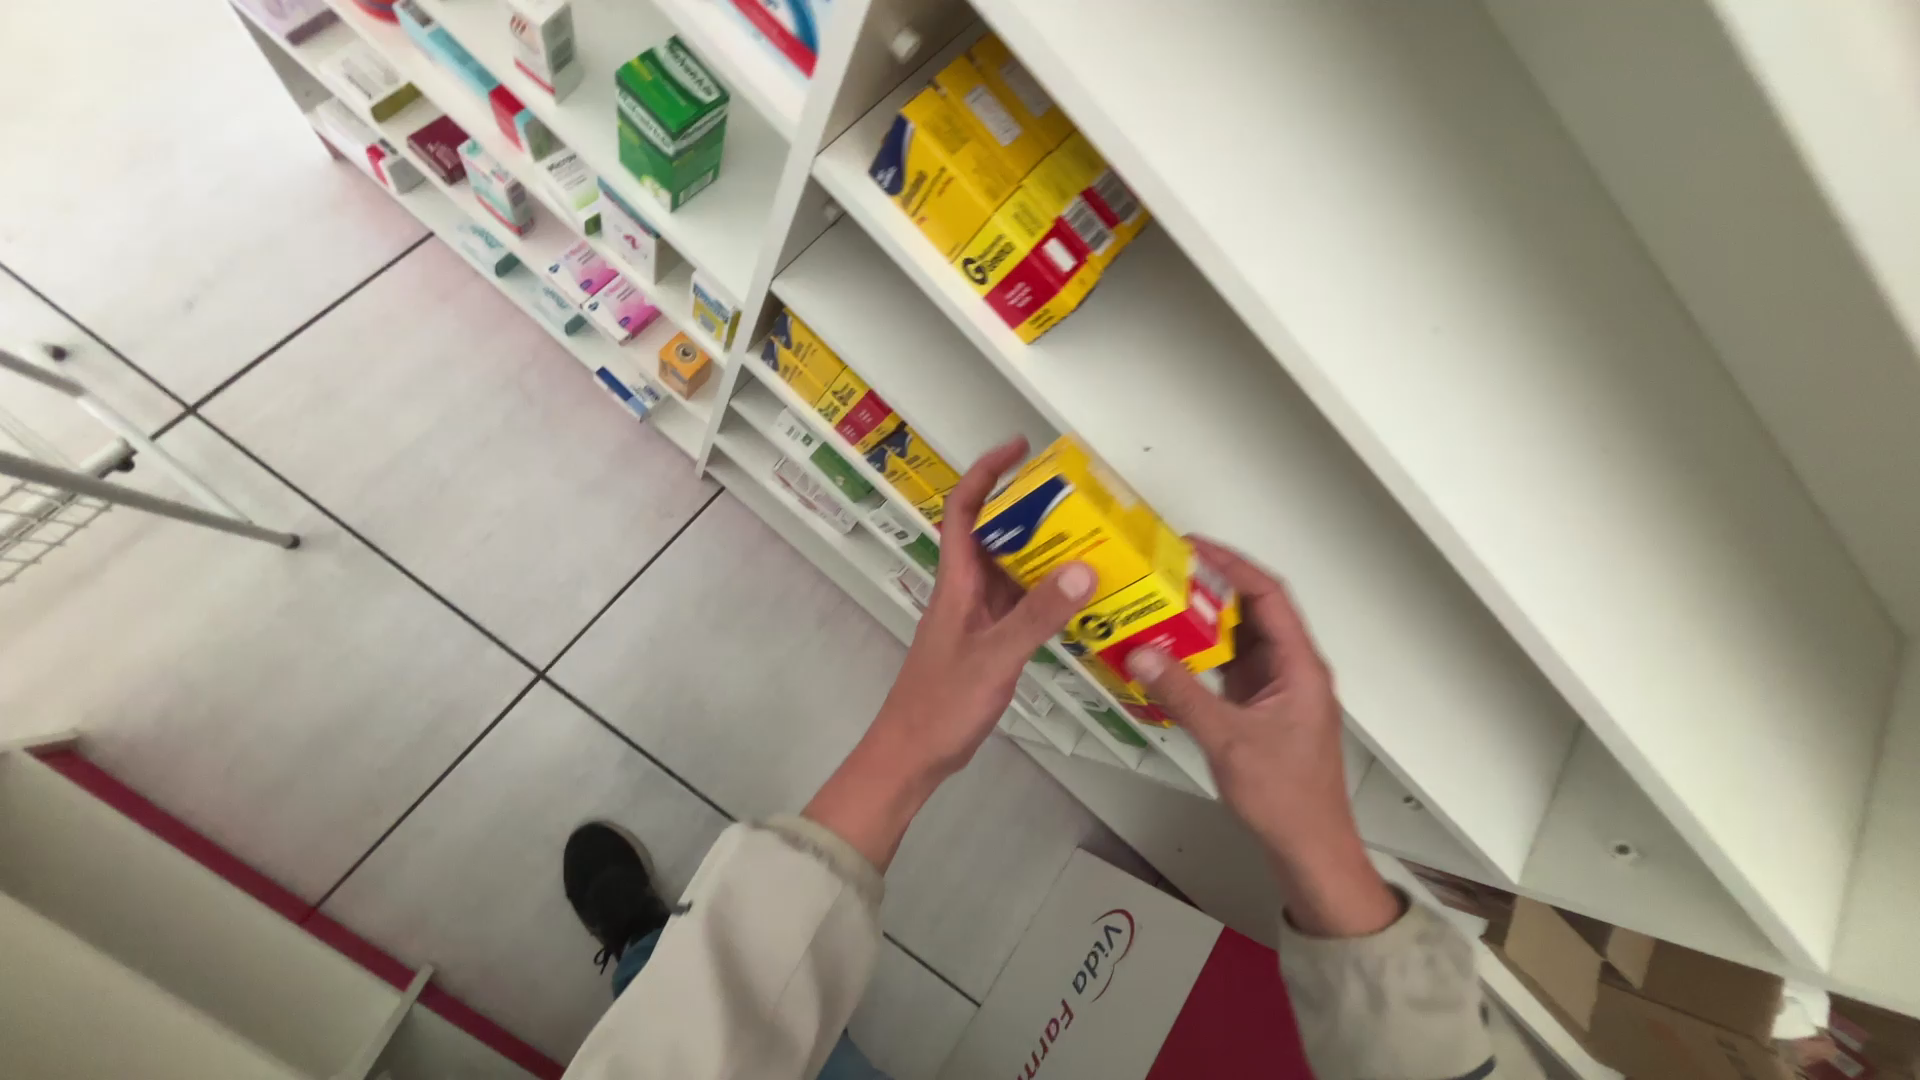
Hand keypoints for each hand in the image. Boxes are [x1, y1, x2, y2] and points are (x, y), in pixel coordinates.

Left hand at [804, 437, 1095, 870]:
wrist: (911, 754)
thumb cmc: (941, 703)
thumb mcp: (994, 657)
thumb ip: (1037, 616)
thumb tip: (1084, 569)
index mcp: (956, 581)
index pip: (964, 508)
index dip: (987, 471)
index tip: (1021, 447)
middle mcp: (965, 590)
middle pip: (995, 534)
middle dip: (1031, 510)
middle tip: (1079, 501)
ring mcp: (976, 617)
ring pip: (1010, 571)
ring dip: (1043, 554)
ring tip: (1091, 542)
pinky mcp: (986, 643)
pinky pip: (1019, 605)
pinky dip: (1046, 597)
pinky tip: (1077, 602)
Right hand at [1126, 538, 1398, 937]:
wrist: (1309, 848)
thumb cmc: (1283, 796)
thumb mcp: (1227, 740)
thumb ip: (1182, 694)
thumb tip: (1140, 652)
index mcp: (1299, 667)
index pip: (1268, 597)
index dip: (1233, 566)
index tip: (1193, 547)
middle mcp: (1291, 669)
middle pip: (1255, 610)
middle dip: (1213, 586)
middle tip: (1167, 570)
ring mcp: (1277, 689)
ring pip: (1241, 638)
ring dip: (1206, 619)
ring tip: (1163, 601)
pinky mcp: (1261, 707)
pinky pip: (1231, 665)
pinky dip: (1203, 652)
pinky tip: (1172, 650)